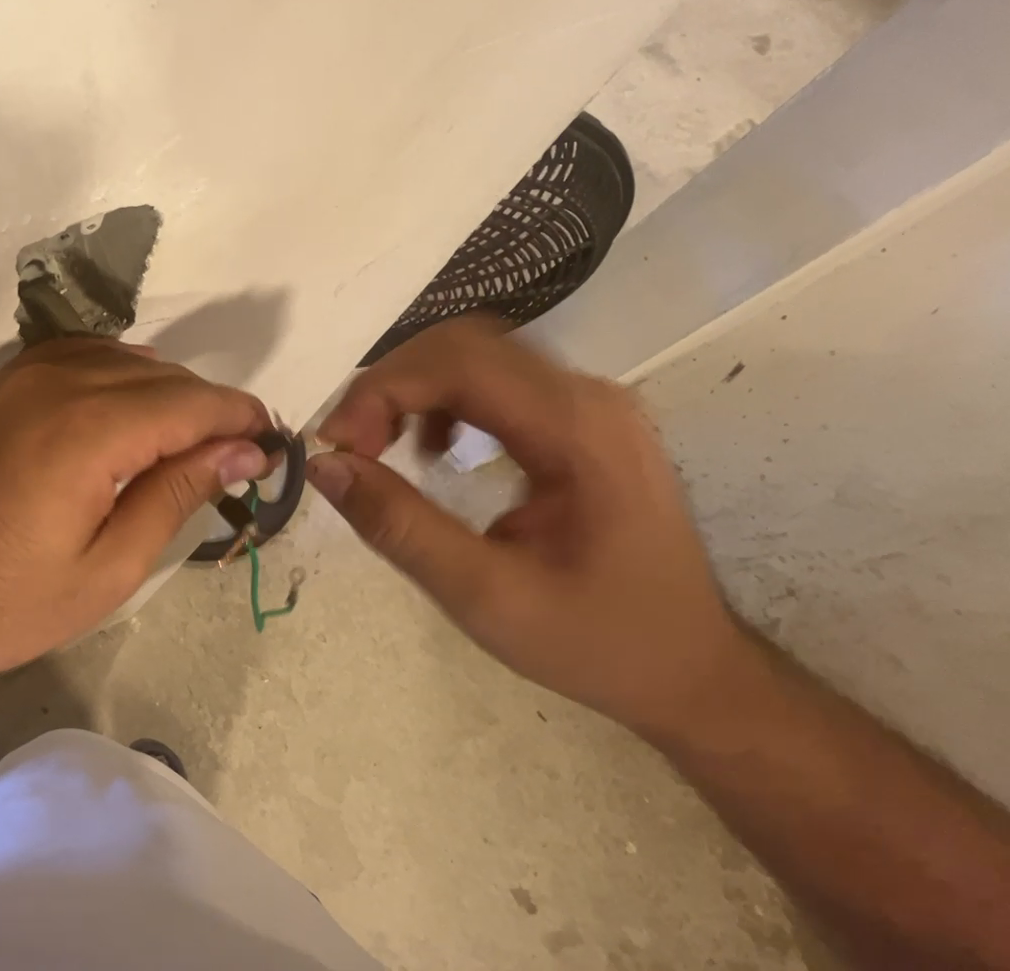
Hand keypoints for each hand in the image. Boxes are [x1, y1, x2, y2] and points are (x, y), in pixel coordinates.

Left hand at [0, 338, 269, 705]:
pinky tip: (124, 411)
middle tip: (236, 453)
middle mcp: (52, 385)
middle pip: (158, 374)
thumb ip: (177, 494)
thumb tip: (244, 450)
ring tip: (185, 440)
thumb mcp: (109, 568)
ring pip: (116, 357)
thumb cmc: (7, 606)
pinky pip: (70, 357)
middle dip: (207, 407)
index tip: (272, 443)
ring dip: (162, 388)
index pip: (190, 401)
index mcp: (86, 431)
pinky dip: (111, 373)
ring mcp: (14, 380)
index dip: (239, 417)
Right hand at [308, 317, 750, 736]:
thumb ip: (401, 527)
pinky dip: (442, 403)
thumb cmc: (595, 640)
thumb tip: (325, 467)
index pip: (458, 363)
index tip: (335, 448)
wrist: (691, 669)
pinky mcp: (582, 422)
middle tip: (348, 450)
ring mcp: (589, 406)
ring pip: (475, 357)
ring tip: (377, 449)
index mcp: (578, 431)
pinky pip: (495, 383)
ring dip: (411, 391)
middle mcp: (588, 398)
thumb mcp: (484, 596)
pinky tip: (431, 451)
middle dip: (388, 387)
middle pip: (463, 346)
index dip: (380, 392)